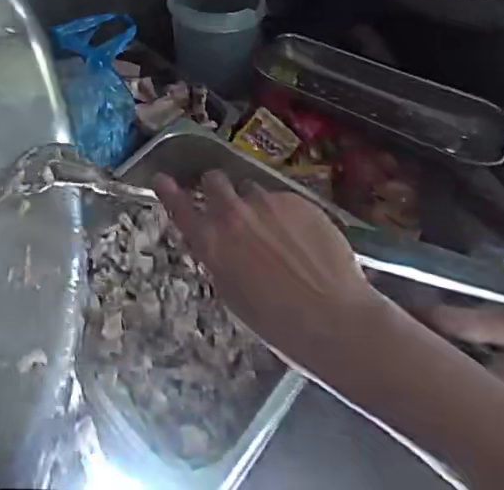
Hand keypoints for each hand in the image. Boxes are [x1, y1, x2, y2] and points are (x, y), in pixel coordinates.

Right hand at [152, 171, 385, 362]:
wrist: (340, 323)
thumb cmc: (279, 323)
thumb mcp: (231, 293)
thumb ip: (216, 257)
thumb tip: (215, 243)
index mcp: (209, 241)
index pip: (177, 205)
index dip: (168, 190)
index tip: (163, 179)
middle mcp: (231, 214)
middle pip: (213, 179)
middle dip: (218, 189)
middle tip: (232, 206)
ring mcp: (265, 203)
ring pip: (251, 188)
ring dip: (256, 203)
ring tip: (278, 230)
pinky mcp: (298, 201)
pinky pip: (284, 198)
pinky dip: (288, 213)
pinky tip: (305, 239)